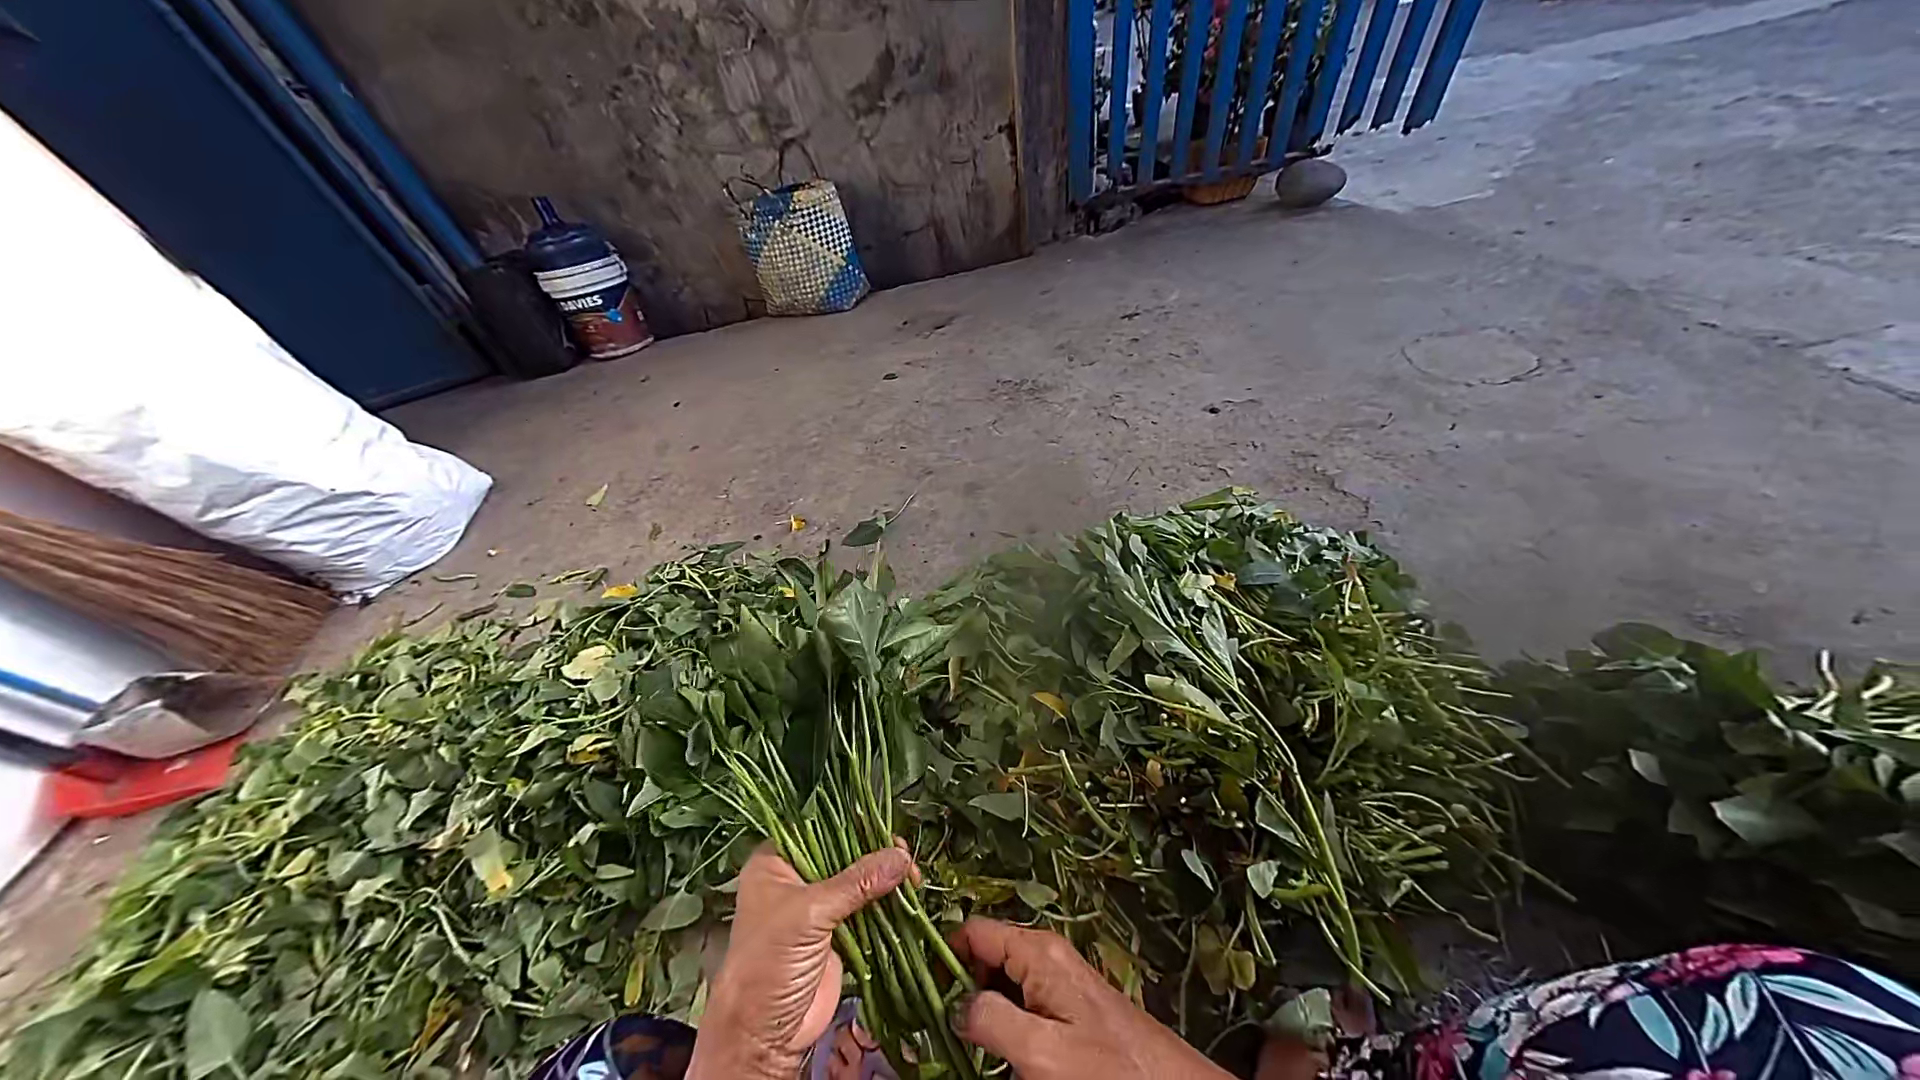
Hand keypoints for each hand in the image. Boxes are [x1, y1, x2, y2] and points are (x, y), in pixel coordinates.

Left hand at [687, 842, 914, 1079]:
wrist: (764, 1036)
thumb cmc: (769, 961)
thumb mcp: (810, 913)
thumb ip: (856, 882)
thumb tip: (901, 857)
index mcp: (777, 861)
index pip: (819, 827)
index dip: (853, 824)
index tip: (886, 826)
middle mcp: (797, 877)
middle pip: (844, 852)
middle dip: (876, 852)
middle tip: (904, 854)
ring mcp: (818, 906)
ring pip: (859, 880)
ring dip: (886, 878)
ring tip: (913, 875)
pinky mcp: (837, 932)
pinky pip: (867, 908)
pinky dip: (887, 902)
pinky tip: (908, 895)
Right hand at [948, 919, 1235, 1079]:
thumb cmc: (1107, 1069)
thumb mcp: (1041, 1050)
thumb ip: (991, 1020)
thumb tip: (954, 1005)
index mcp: (1037, 951)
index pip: (972, 931)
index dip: (943, 956)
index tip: (920, 990)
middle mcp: (1045, 955)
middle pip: (984, 956)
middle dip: (960, 987)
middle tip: (940, 1028)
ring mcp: (1057, 980)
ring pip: (1001, 983)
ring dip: (980, 1009)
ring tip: (964, 1045)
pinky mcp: (1068, 1005)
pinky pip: (1021, 1002)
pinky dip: (1003, 1021)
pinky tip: (998, 1053)